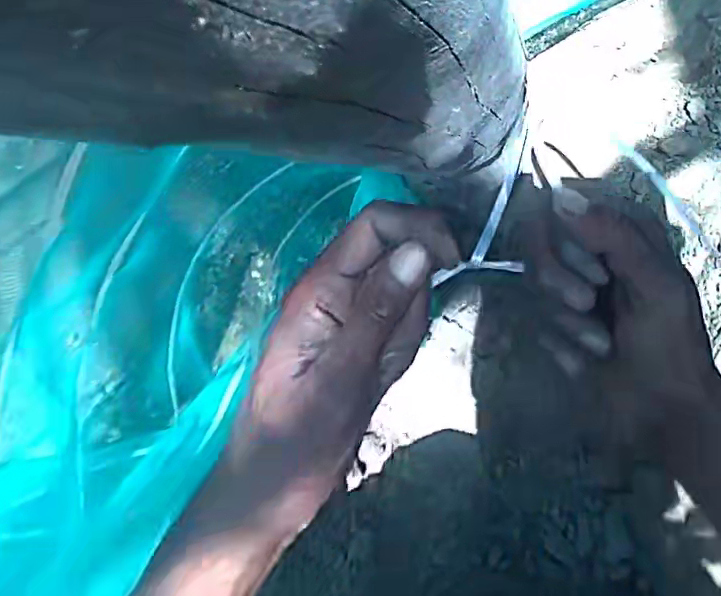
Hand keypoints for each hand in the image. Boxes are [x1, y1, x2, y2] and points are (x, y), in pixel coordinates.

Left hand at [225, 201, 459, 526]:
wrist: (266, 497)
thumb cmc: (293, 445)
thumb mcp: (340, 380)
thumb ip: (378, 311)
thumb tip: (418, 249)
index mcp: (320, 287)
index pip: (376, 222)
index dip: (420, 227)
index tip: (454, 260)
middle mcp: (334, 287)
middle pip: (396, 247)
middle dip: (418, 288)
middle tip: (404, 340)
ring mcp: (347, 309)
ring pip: (405, 283)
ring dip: (411, 320)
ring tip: (383, 368)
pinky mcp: (359, 330)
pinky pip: (401, 315)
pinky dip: (405, 339)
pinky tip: (382, 374)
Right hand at [529, 186, 720, 594]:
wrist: (663, 413)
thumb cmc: (671, 343)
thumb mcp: (655, 283)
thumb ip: (614, 234)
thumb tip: (559, 194)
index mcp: (623, 224)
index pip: (565, 199)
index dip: (564, 232)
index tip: (593, 272)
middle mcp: (592, 243)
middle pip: (537, 233)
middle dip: (557, 277)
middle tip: (588, 304)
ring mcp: (570, 278)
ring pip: (532, 275)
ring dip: (563, 316)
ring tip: (599, 342)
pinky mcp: (555, 312)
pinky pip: (531, 311)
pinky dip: (559, 337)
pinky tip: (588, 354)